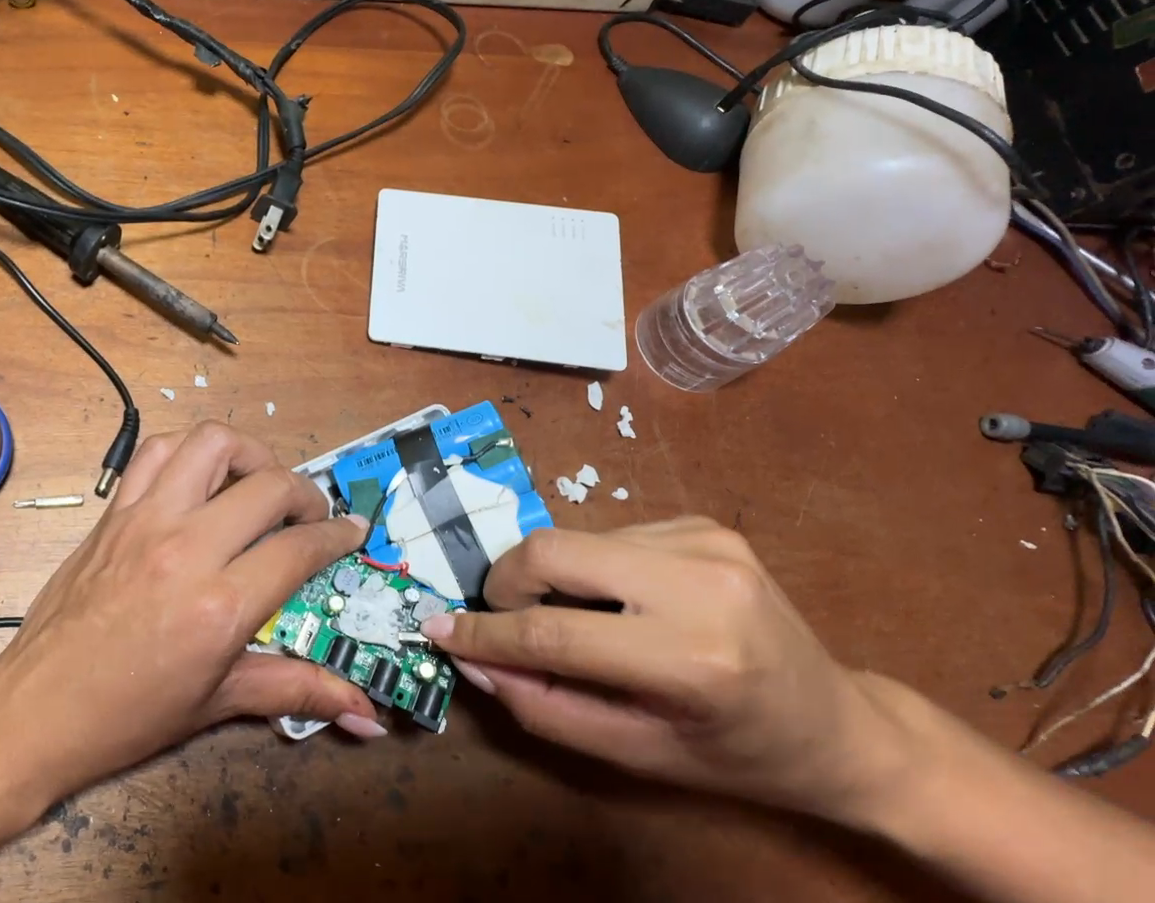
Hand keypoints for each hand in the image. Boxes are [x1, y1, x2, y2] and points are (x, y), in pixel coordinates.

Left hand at [0, 423, 382, 804]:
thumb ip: (299, 690)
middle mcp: (186, 548)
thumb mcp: (219, 703)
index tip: (352, 531)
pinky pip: (154, 454)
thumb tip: (369, 714)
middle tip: (309, 516)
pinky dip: (187, 453)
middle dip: (305, 493)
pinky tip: (198, 481)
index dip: (337, 535)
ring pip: (210, 444)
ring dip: (248, 454)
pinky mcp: (112, 512)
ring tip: (256, 483)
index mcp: (220, 605)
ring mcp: (144, 521)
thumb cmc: (130, 716)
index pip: (299, 547)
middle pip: (268, 485)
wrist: (39, 709)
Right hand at [421, 517, 916, 823]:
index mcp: (693, 657)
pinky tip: (618, 603)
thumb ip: (544, 707)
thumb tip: (473, 659)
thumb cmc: (737, 755)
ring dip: (552, 580)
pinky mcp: (703, 524)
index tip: (438, 629)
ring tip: (577, 621)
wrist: (842, 725)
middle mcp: (700, 581)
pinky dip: (589, 569)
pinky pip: (607, 535)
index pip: (554, 632)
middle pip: (552, 550)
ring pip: (573, 538)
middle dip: (507, 583)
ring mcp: (705, 540)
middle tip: (502, 618)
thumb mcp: (636, 754)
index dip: (485, 633)